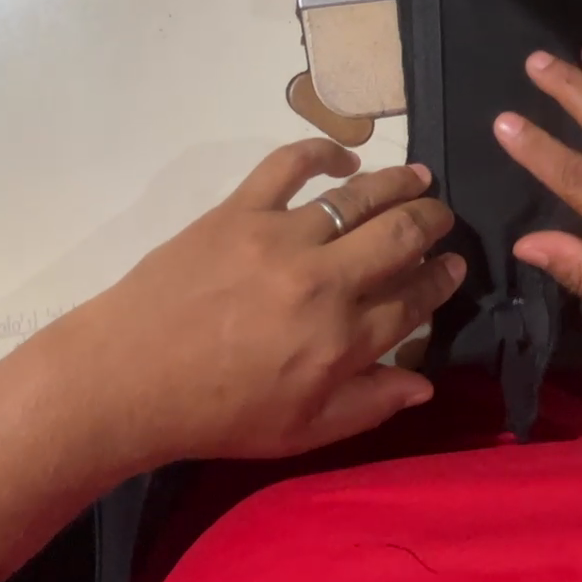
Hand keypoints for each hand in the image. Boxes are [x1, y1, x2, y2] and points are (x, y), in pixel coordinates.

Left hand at [40, 140, 464, 465]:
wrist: (127, 379)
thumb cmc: (218, 412)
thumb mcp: (302, 431)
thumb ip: (370, 405)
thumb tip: (426, 381)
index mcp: (341, 339)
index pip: (415, 299)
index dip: (443, 278)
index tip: (454, 264)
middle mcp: (324, 280)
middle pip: (400, 236)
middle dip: (434, 221)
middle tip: (443, 216)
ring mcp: (282, 237)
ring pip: (359, 196)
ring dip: (399, 182)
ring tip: (420, 176)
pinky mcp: (242, 208)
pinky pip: (289, 164)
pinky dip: (322, 150)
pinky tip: (345, 155)